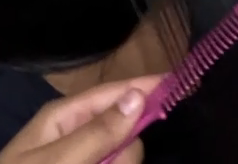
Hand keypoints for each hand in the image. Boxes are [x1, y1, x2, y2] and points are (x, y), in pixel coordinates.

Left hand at [0, 76, 162, 163]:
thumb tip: (138, 96)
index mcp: (66, 117)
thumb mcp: (55, 161)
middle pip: (126, 133)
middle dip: (125, 154)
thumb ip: (97, 133)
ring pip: (123, 158)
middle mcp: (78, 136)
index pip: (115, 93)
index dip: (148, 86)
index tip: (183, 82)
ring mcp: (85, 160)